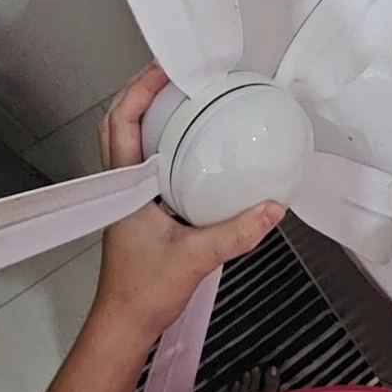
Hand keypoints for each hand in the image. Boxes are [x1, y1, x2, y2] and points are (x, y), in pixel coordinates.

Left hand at [88, 64, 283, 347]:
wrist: (124, 324)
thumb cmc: (142, 292)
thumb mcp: (196, 257)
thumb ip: (237, 232)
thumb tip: (272, 207)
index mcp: (126, 185)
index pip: (121, 122)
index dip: (138, 88)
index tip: (164, 68)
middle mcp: (122, 183)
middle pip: (119, 120)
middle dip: (140, 89)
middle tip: (172, 70)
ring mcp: (128, 193)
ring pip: (129, 137)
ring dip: (146, 110)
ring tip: (179, 93)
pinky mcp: (139, 205)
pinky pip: (144, 157)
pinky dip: (158, 136)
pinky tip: (187, 139)